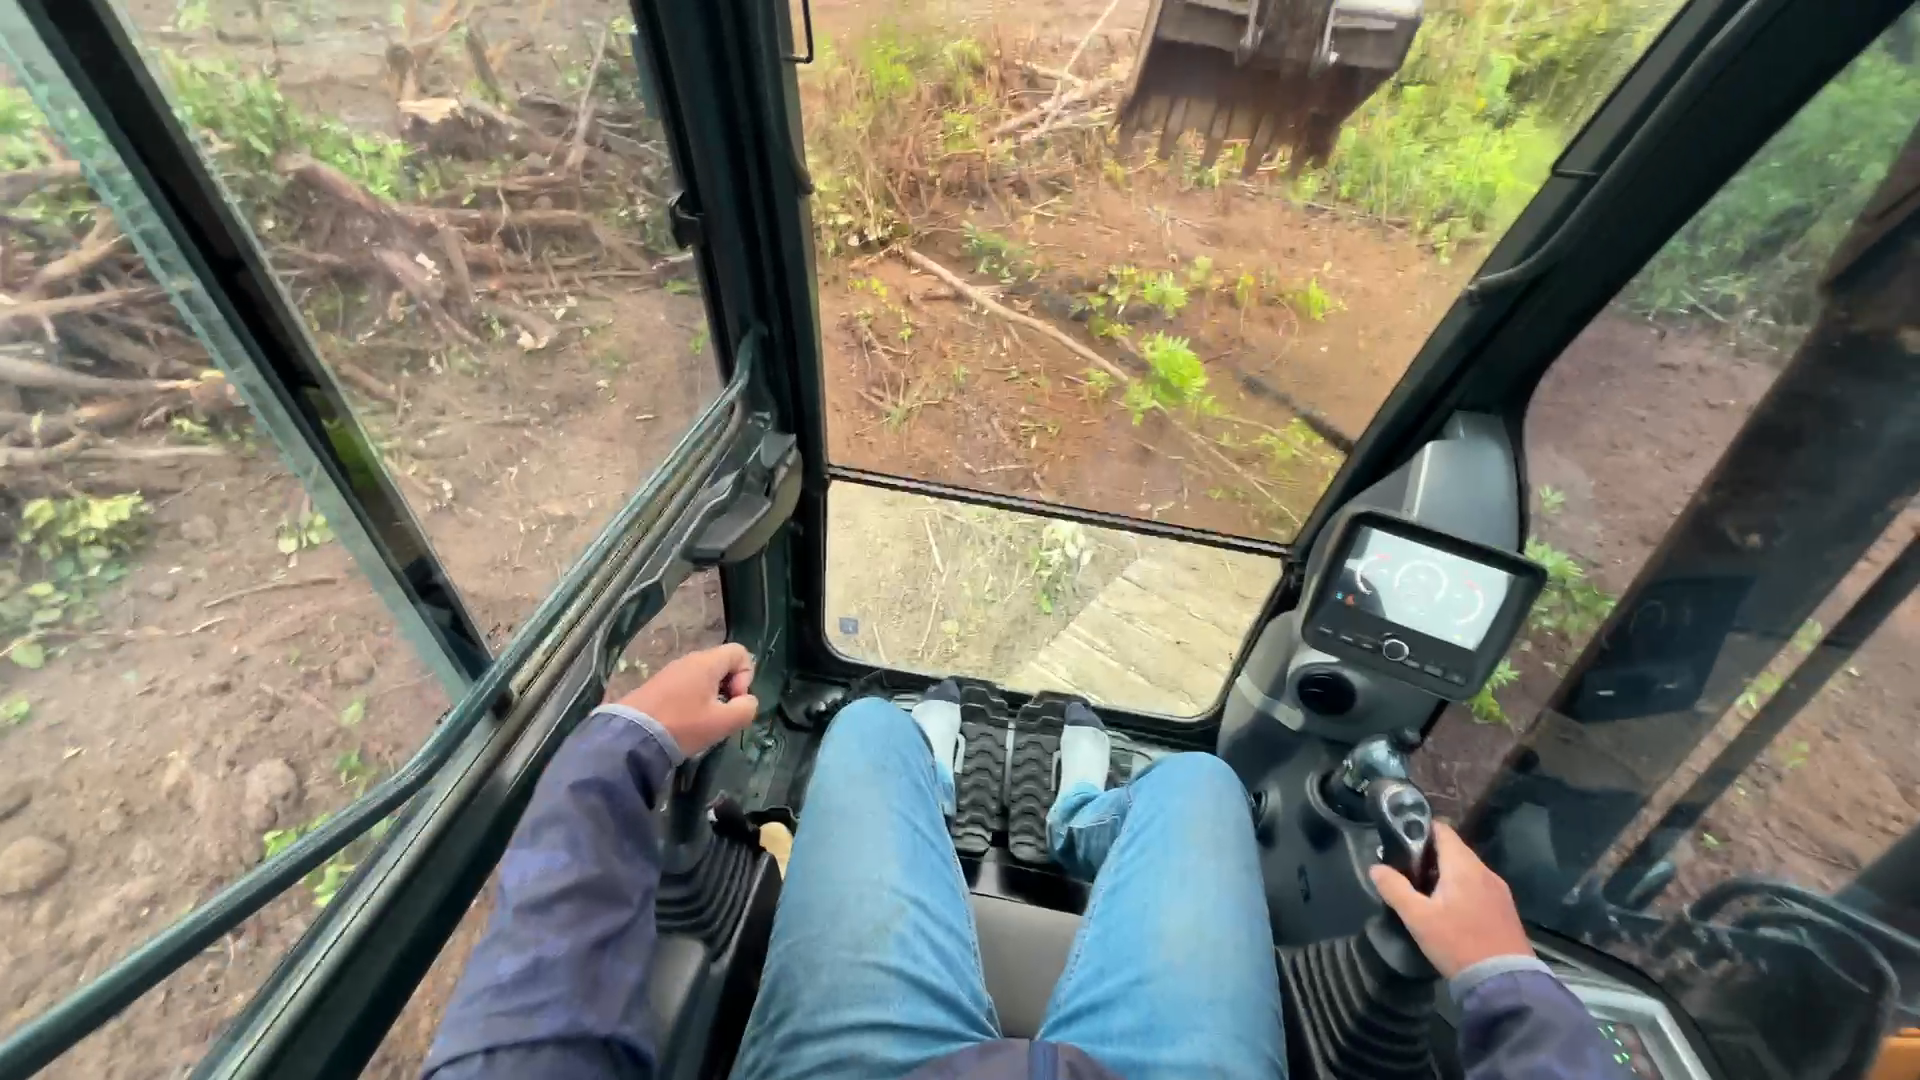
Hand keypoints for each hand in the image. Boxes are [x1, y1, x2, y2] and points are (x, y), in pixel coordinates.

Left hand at [614, 643, 758, 756]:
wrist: (628, 738)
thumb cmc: (682, 726)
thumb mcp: (723, 722)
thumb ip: (745, 709)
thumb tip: (747, 701)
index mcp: (707, 662)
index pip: (740, 652)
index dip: (746, 676)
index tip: (734, 700)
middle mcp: (688, 660)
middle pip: (722, 665)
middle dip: (729, 689)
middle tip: (721, 715)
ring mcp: (670, 672)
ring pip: (704, 677)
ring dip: (711, 697)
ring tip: (703, 723)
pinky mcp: (656, 687)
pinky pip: (686, 686)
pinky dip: (693, 701)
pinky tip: (684, 724)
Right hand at [1368, 821, 1532, 978]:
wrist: (1506, 985)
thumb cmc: (1458, 943)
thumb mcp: (1417, 917)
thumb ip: (1394, 888)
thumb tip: (1376, 868)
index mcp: (1464, 867)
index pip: (1442, 830)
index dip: (1420, 829)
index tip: (1400, 839)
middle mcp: (1485, 872)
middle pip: (1454, 849)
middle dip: (1429, 854)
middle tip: (1406, 868)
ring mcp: (1499, 892)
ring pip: (1467, 869)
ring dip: (1445, 872)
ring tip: (1424, 889)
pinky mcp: (1506, 910)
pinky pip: (1478, 886)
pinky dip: (1461, 887)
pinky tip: (1449, 907)